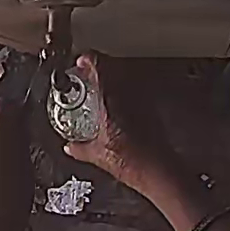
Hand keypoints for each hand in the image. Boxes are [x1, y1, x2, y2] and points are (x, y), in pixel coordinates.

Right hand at [62, 54, 181, 192]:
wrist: (158, 171)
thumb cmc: (133, 163)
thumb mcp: (99, 156)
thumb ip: (81, 149)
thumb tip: (70, 147)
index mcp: (112, 103)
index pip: (101, 68)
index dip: (90, 59)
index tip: (81, 60)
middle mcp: (130, 97)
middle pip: (116, 66)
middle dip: (100, 64)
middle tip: (88, 70)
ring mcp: (143, 102)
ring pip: (128, 75)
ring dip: (114, 74)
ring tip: (102, 82)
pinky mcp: (151, 110)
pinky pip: (136, 89)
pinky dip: (125, 88)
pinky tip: (119, 101)